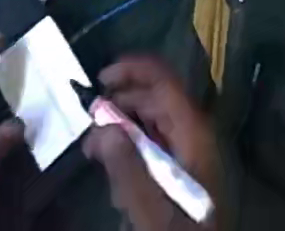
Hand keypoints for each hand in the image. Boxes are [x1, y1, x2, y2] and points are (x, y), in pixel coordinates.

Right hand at [83, 56, 221, 230]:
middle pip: (154, 98)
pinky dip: (132, 150)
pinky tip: (117, 177)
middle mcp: (195, 134)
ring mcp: (191, 153)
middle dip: (119, 104)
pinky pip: (155, 145)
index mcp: (194, 132)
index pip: (163, 79)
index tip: (99, 80)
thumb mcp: (154, 215)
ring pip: (151, 121)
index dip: (132, 70)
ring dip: (122, 129)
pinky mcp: (184, 173)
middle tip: (89, 126)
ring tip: (97, 155)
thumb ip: (128, 170)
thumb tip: (103, 125)